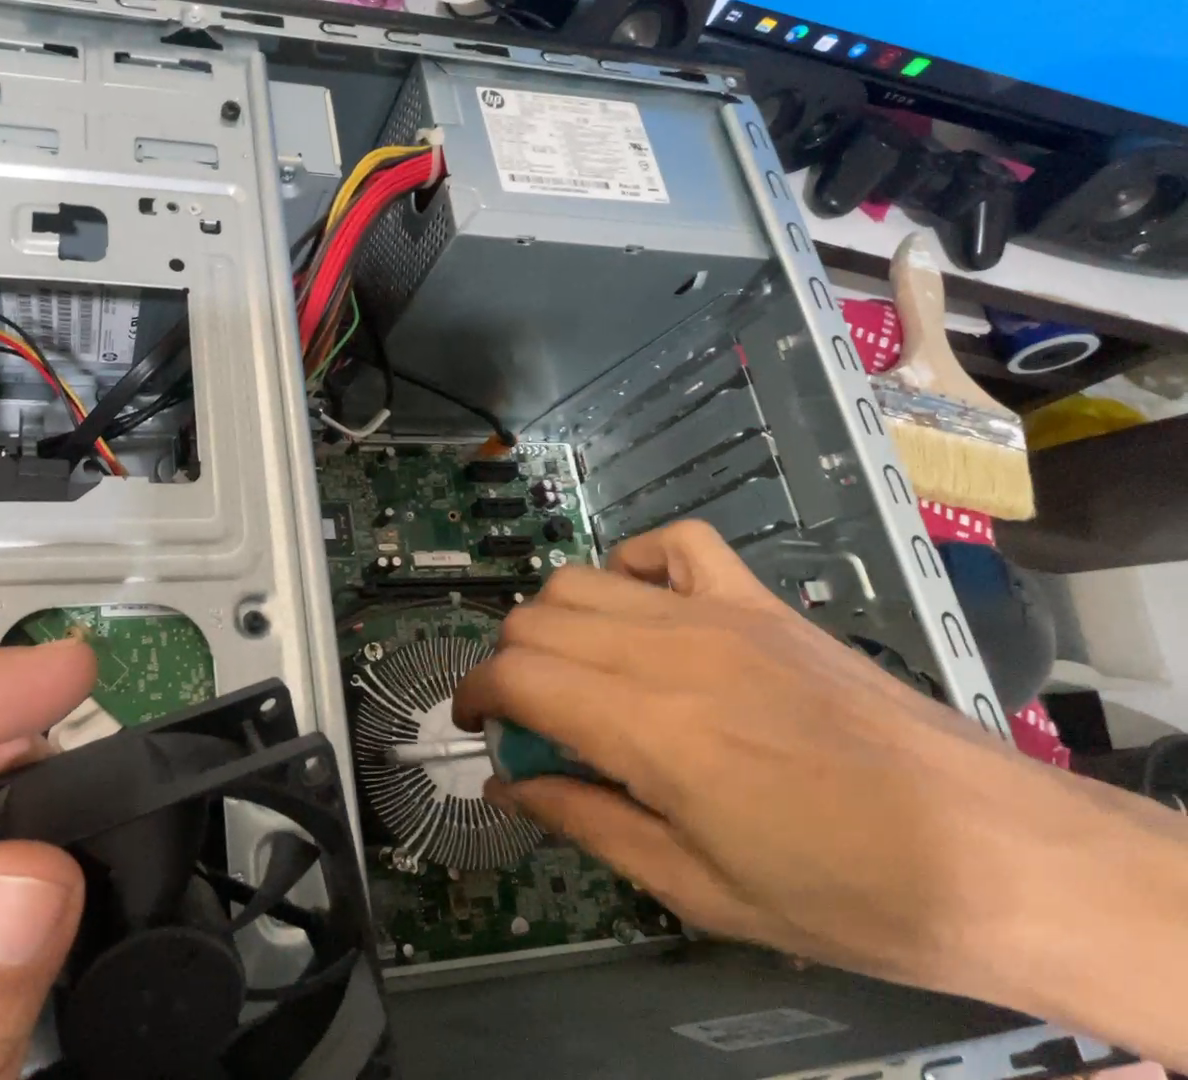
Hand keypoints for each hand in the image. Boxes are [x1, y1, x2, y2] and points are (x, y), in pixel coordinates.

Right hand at [454, 521, 1187, 1068]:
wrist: (1006, 859)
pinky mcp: (764, 604)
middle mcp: (670, 653)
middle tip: (535, 726)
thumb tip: (504, 785)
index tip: (478, 731)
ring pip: (581, 581)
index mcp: (647, 729)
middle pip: (533, 621)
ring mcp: (721, 616)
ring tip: (579, 676)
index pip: (513, 676)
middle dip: (508, 669)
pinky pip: (675, 544)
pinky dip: (634, 566)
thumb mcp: (693, 887)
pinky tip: (639, 609)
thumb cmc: (843, 895)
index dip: (474, 699)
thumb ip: (582, 821)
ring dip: (553, 624)